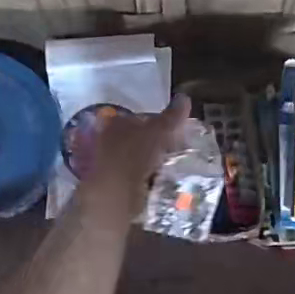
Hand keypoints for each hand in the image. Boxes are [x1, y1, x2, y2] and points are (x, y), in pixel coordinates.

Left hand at [77, 93, 192, 218]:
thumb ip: (171, 117)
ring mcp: (110, 165)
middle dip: (157, 147)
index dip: (159, 124)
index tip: (176, 134)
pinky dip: (148, 183)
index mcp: (118, 123)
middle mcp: (109, 141)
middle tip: (177, 155)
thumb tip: (184, 99)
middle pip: (139, 141)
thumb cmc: (134, 156)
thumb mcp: (157, 132)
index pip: (141, 119)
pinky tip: (160, 187)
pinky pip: (137, 181)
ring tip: (172, 173)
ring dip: (153, 166)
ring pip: (138, 162)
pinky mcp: (113, 187)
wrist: (113, 194)